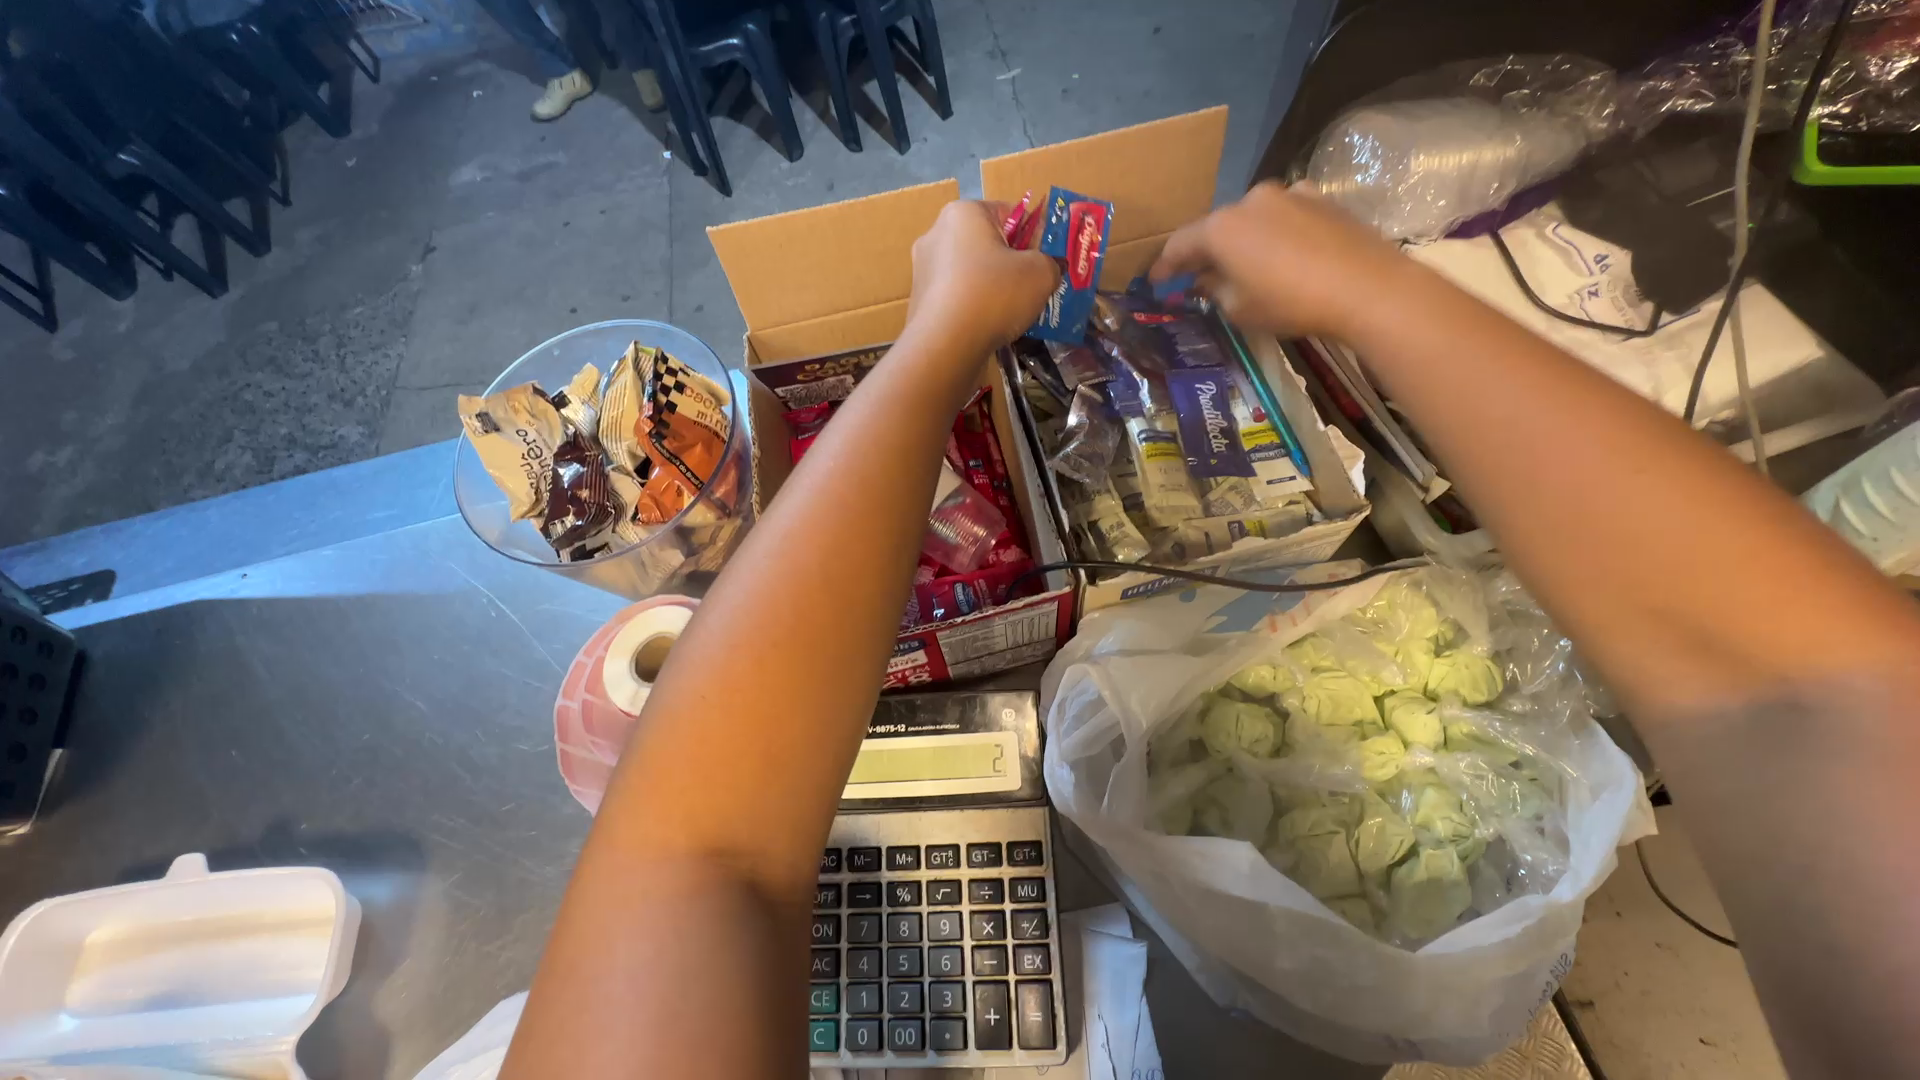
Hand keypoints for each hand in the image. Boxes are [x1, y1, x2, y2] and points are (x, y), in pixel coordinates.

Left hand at [906, 200, 1058, 355]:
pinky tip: (988, 326)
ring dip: (992, 287)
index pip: (1009, 213)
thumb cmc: (994, 294)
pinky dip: (973, 307)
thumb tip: (1052, 266)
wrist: (946, 345)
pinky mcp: (919, 301)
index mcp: (964, 212)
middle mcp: (936, 233)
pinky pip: (957, 296)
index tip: (1046, 259)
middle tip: (1033, 287)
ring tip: (1013, 312)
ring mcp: (923, 269)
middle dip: (1011, 263)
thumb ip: (1052, 263)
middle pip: (987, 243)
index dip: (1033, 235)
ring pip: (971, 272)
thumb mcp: (1040, 273)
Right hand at [1151, 181, 1413, 340]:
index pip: (1179, 244)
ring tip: (1245, 267)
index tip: (1155, 283)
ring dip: (1243, 242)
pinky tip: (1284, 257)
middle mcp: (1251, 200)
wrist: (1368, 287)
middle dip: (1207, 252)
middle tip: (1200, 277)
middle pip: (1217, 227)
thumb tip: (1206, 280)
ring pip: (1253, 219)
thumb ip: (1215, 290)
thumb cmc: (1291, 302)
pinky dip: (1275, 235)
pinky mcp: (1322, 199)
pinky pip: (1285, 217)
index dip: (1164, 266)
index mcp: (1222, 227)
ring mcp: (1290, 194)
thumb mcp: (1240, 309)